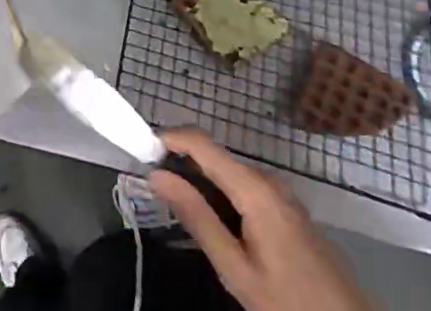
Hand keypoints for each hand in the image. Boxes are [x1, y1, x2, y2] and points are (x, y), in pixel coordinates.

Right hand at [148, 128, 376, 310]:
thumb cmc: (290, 304)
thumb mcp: (235, 268)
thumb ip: (196, 217)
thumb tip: (157, 175)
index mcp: (254, 188)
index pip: (201, 142)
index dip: (168, 138)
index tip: (140, 151)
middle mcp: (267, 180)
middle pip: (214, 155)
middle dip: (180, 163)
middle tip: (153, 190)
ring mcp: (281, 193)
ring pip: (228, 172)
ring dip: (199, 180)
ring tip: (177, 210)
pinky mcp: (287, 209)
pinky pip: (244, 187)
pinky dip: (220, 194)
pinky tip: (212, 224)